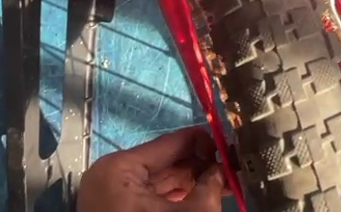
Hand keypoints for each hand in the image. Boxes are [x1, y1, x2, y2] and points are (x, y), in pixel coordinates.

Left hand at [76, 127, 226, 211]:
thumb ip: (209, 187)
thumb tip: (222, 170)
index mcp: (120, 167)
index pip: (171, 142)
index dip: (204, 142)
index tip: (230, 149)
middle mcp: (111, 176)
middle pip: (165, 162)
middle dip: (199, 166)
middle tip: (230, 169)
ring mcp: (110, 197)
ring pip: (159, 182)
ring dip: (190, 182)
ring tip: (221, 184)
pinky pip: (149, 198)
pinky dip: (174, 198)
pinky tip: (199, 197)